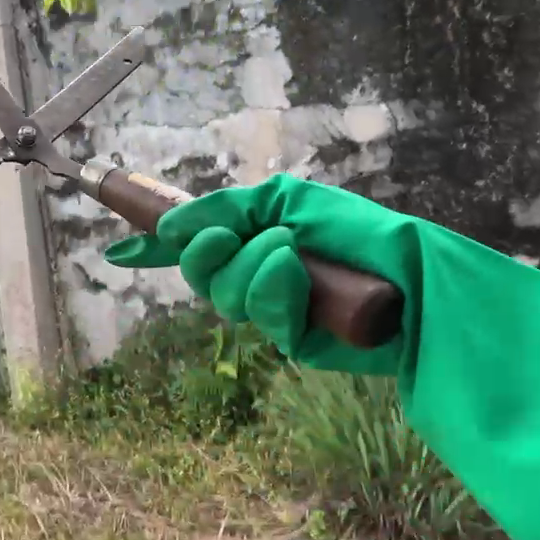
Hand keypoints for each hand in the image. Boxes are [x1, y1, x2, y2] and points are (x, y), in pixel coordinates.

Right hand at [104, 174, 409, 373]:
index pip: (190, 248)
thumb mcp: (285, 200)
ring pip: (223, 296)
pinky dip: (271, 287)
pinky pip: (259, 315)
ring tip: (286, 248)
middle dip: (204, 253)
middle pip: (198, 275)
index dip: (153, 250)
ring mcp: (272, 308)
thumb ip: (225, 208)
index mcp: (250, 240)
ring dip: (248, 265)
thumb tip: (169, 227)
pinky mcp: (292, 340)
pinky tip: (295, 272)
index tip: (118, 254)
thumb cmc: (357, 230)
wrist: (421, 273)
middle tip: (225, 235)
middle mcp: (254, 274)